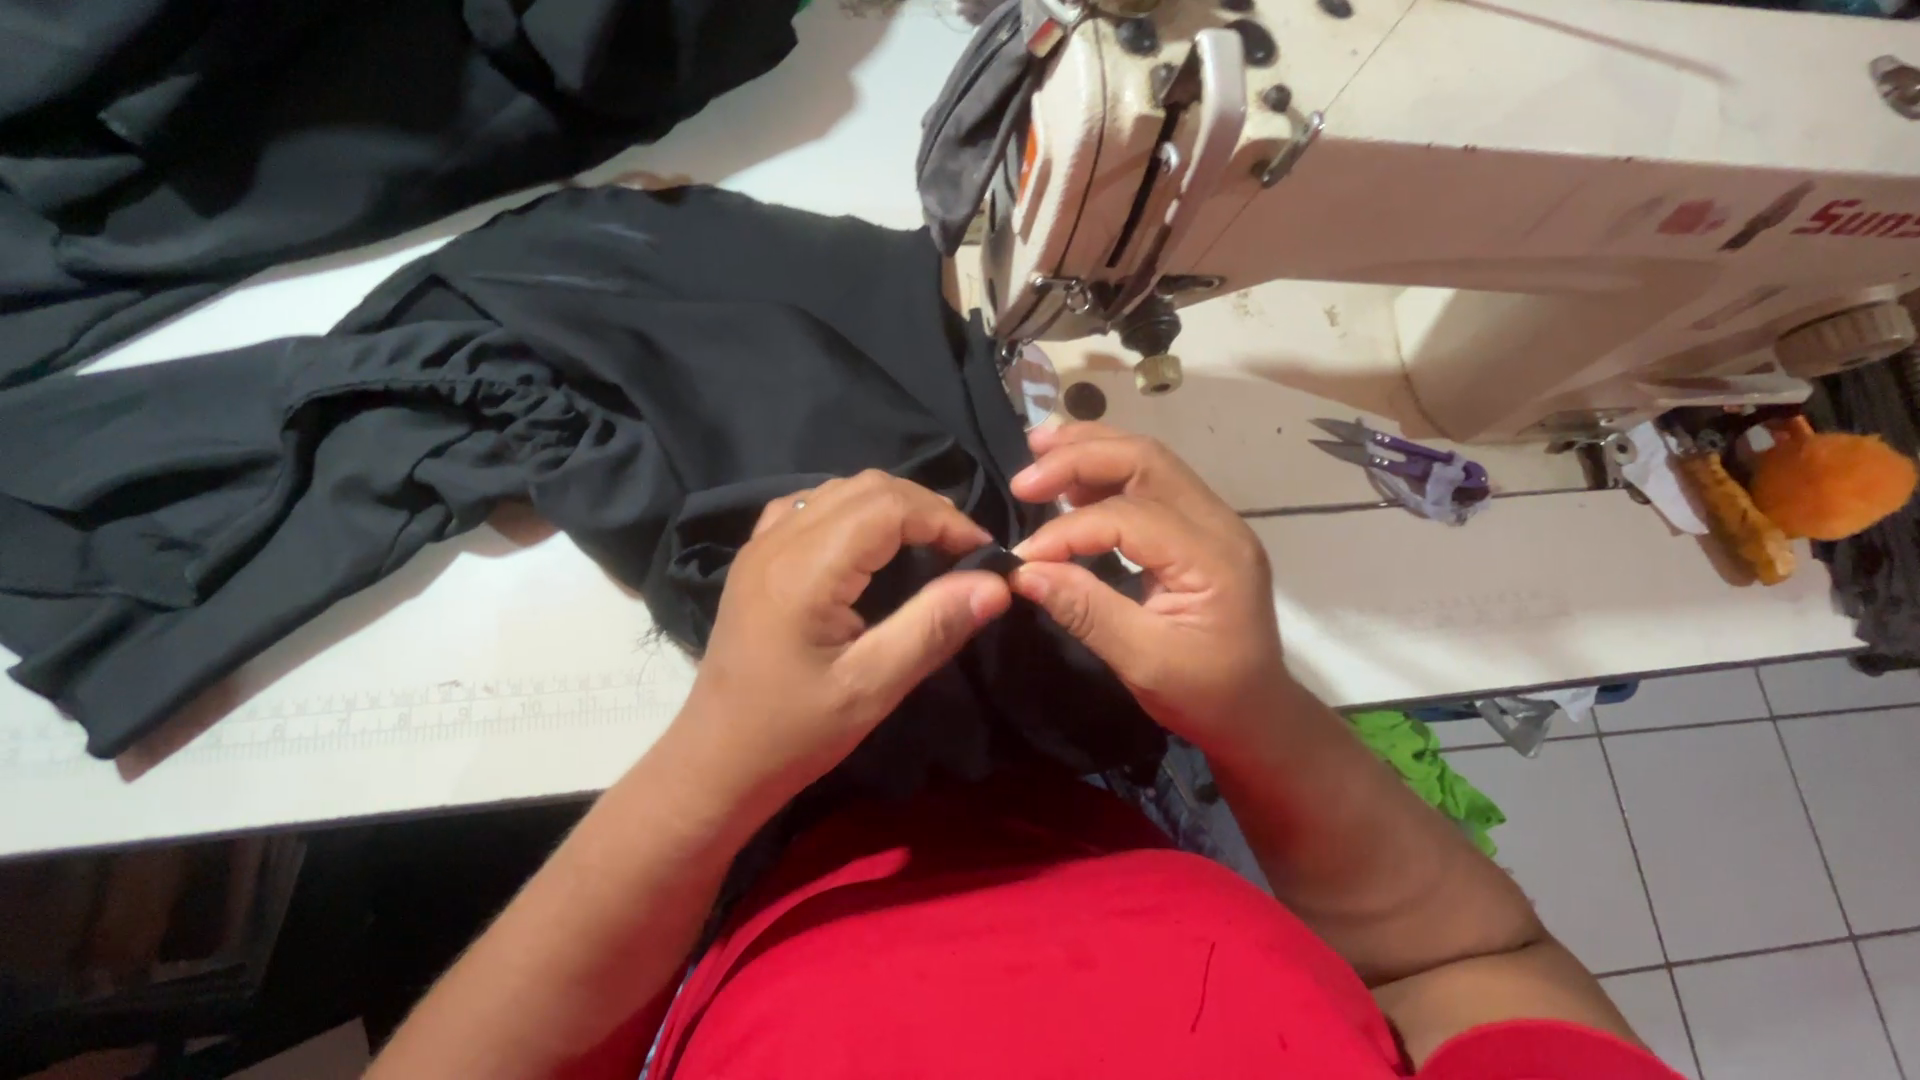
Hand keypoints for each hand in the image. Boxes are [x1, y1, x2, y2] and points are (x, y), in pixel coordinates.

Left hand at [677, 471, 1012, 806]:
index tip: (984, 554)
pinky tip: (870, 547)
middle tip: (963, 551)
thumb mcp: (871, 688)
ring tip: (930, 545)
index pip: (887, 505)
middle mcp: (778, 541)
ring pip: (839, 491)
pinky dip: (854, 513)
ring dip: (892, 506)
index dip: (944, 518)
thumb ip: (932, 628)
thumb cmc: (794, 733)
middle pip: (865, 488)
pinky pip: (812, 507)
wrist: (717, 761)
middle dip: (924, 508)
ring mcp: (761, 546)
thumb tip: (996, 584)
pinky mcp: (756, 560)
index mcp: (804, 569)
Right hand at [1009, 423, 1288, 755]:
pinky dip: (1105, 472)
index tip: (1024, 558)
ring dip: (1092, 451)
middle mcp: (1218, 523)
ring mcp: (1212, 521)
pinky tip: (1069, 481)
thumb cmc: (1205, 695)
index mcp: (1213, 557)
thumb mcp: (1143, 663)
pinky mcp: (1198, 528)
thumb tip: (1024, 572)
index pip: (1129, 517)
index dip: (1068, 531)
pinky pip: (1150, 482)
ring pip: (1149, 461)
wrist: (1256, 712)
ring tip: (1039, 449)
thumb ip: (1086, 611)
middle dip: (1080, 458)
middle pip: (1146, 460)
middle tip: (1022, 478)